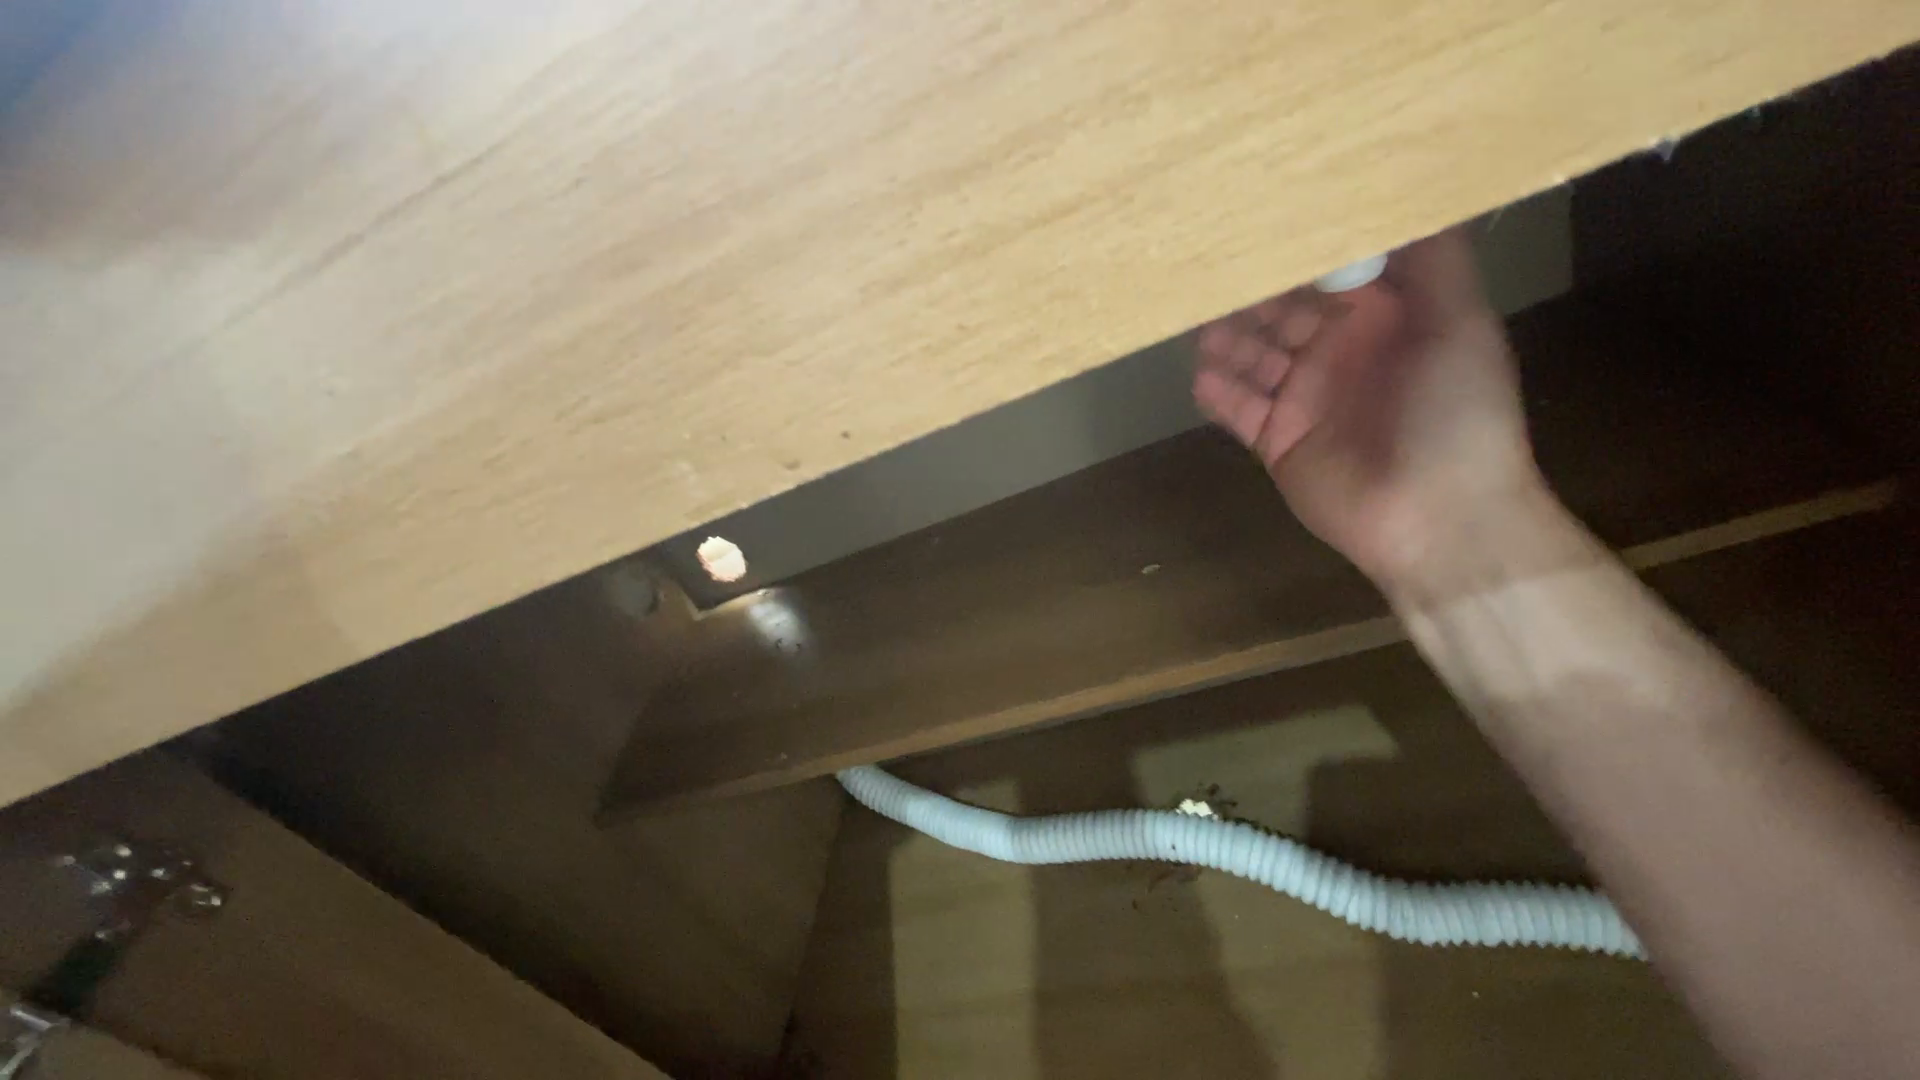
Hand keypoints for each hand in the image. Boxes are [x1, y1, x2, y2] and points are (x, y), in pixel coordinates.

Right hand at [1193, 230, 1545, 589]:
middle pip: (1284, 313)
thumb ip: (1433, 260)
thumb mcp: (1460, 322)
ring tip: (1196, 319)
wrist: (1437, 518)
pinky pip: (1238, 409)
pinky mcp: (1278, 441)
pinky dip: (1217, 392)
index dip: (1301, 250)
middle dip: (1251, 293)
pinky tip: (1196, 373)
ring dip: (1227, 339)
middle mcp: (1341, 354)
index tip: (1263, 219)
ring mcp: (1305, 400)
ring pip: (1254, 357)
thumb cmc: (1455, 414)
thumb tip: (1408, 189)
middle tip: (1209, 268)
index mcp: (1387, 321)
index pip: (1334, 273)